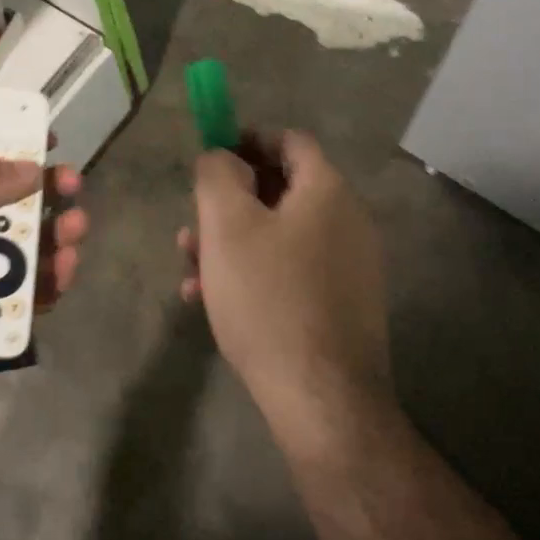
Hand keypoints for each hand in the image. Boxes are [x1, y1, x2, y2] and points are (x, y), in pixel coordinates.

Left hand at [0, 158, 87, 389]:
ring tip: (72, 237)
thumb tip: (34, 166)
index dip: (27, 158)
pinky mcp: (0, 312)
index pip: (0, 173)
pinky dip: (52, 284)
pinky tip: (62, 274)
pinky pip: (35, 295)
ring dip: (60, 240)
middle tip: (74, 191)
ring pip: (38, 253)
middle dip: (55, 198)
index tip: (55, 145)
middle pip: (29, 211)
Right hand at [180, 132, 391, 421]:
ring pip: (280, 234)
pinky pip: (291, 270)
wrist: (321, 398)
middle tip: (192, 224)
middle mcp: (347, 221)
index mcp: (327, 191)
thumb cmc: (268, 299)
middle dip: (230, 201)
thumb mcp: (227, 226)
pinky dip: (253, 273)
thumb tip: (222, 156)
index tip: (210, 157)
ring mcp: (349, 266)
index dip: (246, 140)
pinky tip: (212, 302)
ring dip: (232, 242)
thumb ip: (218, 174)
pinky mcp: (342, 305)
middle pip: (281, 189)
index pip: (289, 141)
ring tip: (190, 270)